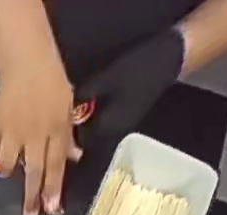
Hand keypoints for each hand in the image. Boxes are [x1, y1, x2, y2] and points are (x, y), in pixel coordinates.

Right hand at [0, 52, 79, 214]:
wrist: (25, 62)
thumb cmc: (50, 83)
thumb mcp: (65, 108)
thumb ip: (66, 137)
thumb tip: (73, 158)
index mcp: (55, 130)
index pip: (55, 166)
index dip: (54, 189)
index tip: (52, 209)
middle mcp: (34, 136)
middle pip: (33, 172)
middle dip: (32, 197)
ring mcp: (12, 133)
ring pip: (7, 165)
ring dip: (7, 172)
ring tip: (7, 173)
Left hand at [72, 27, 185, 148]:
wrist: (169, 61)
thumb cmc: (139, 69)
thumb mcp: (108, 77)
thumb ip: (86, 92)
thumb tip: (67, 102)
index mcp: (107, 127)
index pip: (78, 142)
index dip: (66, 133)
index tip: (57, 121)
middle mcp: (113, 133)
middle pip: (86, 142)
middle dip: (74, 132)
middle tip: (64, 116)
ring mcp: (121, 127)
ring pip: (95, 134)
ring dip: (85, 125)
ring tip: (76, 110)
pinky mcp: (126, 118)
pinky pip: (104, 125)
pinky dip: (95, 118)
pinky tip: (92, 105)